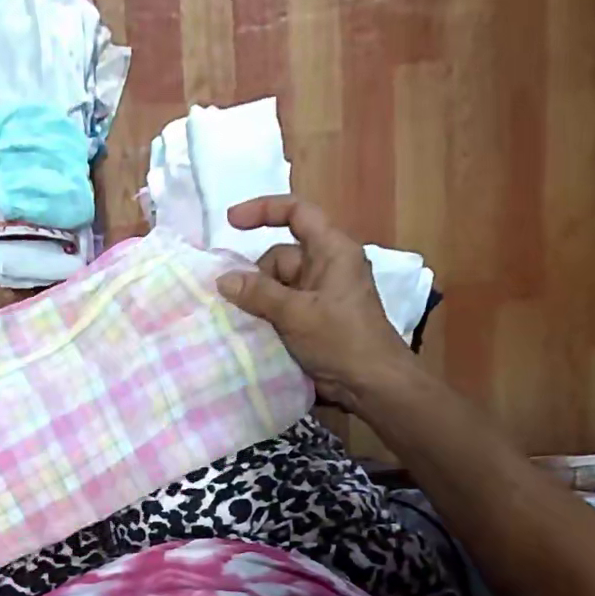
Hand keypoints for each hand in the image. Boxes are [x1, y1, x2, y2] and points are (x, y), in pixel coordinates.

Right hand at [214, 195, 419, 411]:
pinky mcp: (315, 320)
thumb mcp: (296, 313)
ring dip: (259, 301)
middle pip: (281, 257)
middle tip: (240, 304)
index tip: (231, 222)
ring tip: (243, 321)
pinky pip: (283, 308)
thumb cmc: (341, 340)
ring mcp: (321, 295)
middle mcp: (327, 267)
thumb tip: (223, 280)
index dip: (263, 210)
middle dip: (257, 276)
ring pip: (278, 286)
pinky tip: (251, 331)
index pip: (297, 212)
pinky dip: (267, 315)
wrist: (371, 385)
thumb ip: (258, 294)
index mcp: (332, 250)